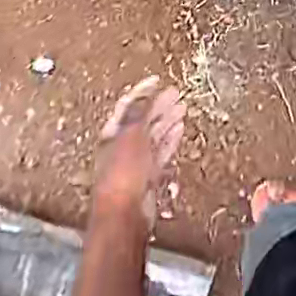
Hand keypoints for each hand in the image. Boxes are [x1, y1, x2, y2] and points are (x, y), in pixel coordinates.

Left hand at [90, 76, 186, 222]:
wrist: (125, 215)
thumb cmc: (123, 173)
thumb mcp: (130, 135)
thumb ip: (140, 111)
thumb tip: (148, 92)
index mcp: (113, 133)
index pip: (128, 106)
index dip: (142, 91)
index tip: (157, 81)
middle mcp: (123, 145)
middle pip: (143, 120)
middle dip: (159, 105)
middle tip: (176, 93)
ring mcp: (136, 161)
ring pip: (154, 134)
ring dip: (167, 120)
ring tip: (182, 107)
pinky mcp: (148, 175)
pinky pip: (161, 151)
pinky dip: (170, 138)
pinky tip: (180, 128)